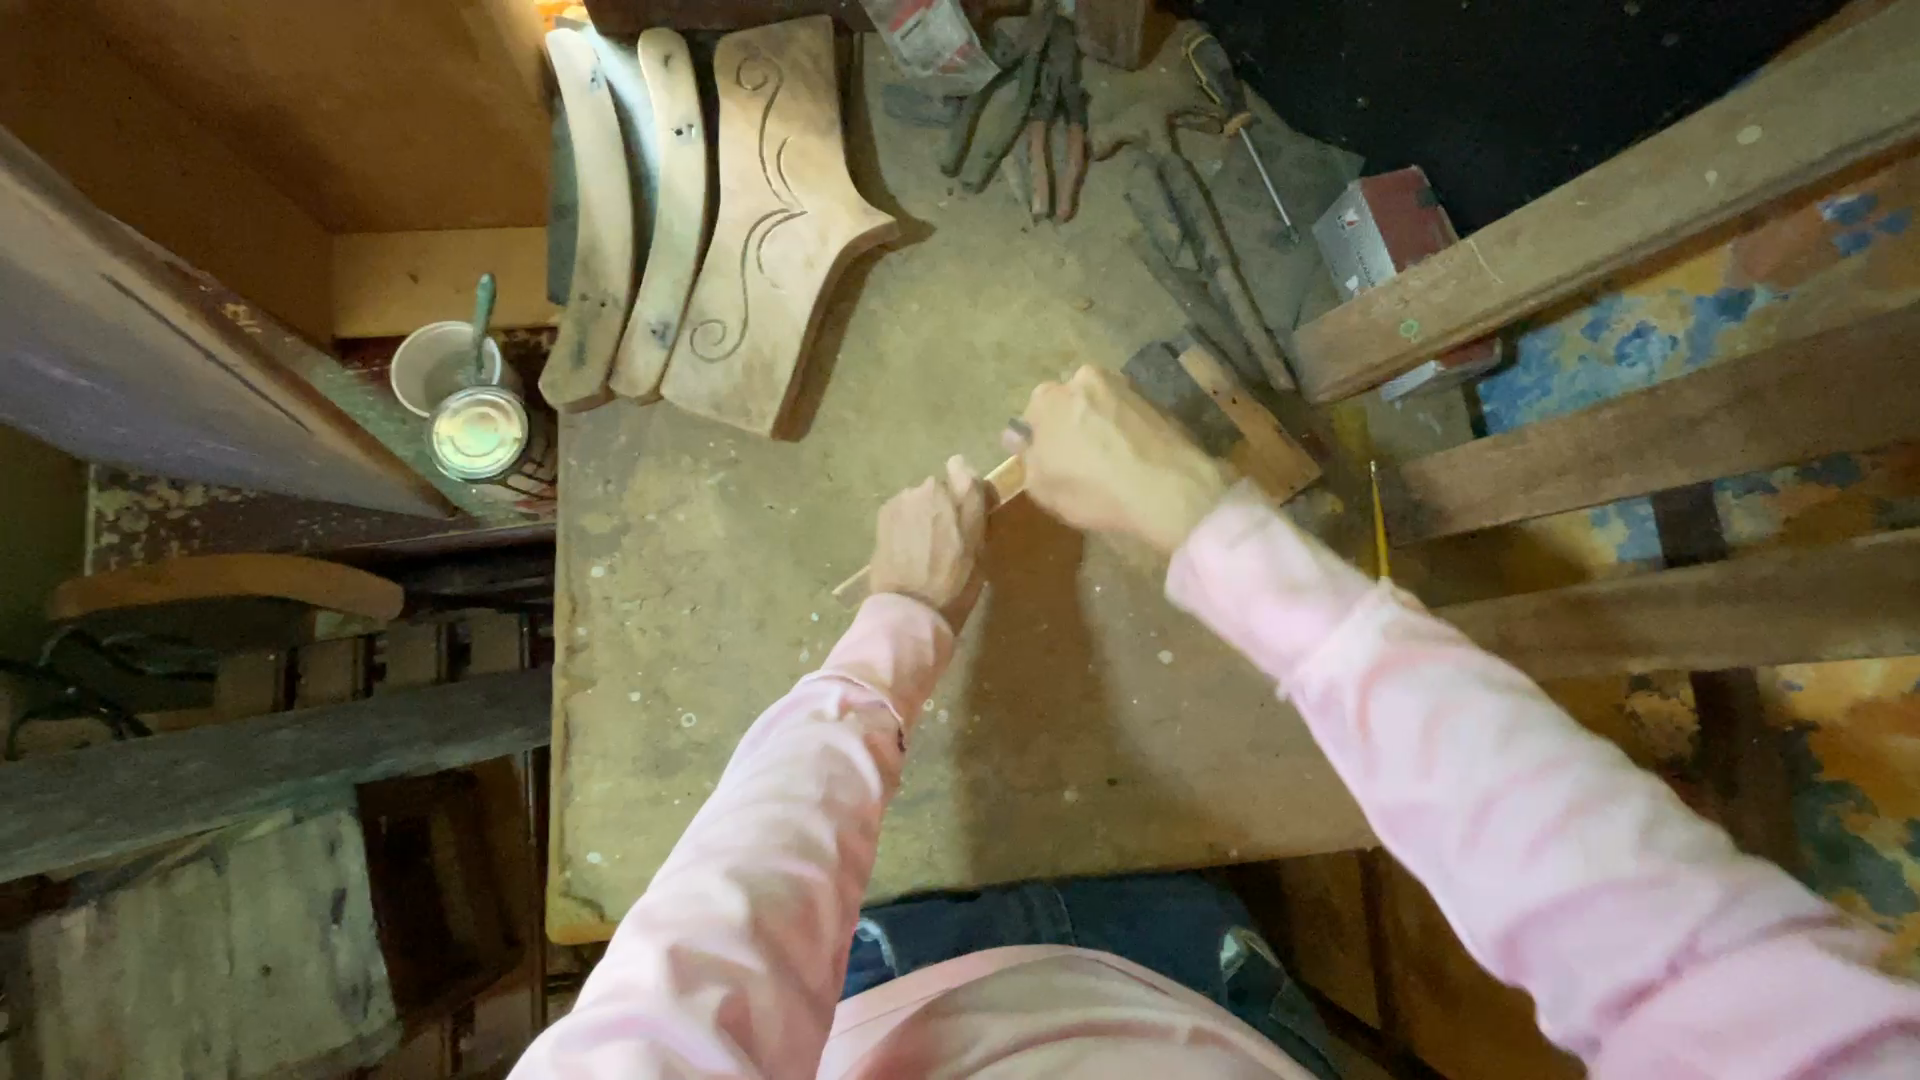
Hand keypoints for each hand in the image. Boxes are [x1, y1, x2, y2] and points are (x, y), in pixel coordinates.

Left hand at [868, 456, 989, 627]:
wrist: (910, 606)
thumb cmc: (955, 586)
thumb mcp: (980, 552)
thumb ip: (976, 512)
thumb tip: (969, 486)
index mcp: (964, 497)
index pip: (966, 473)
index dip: (966, 488)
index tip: (965, 509)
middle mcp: (934, 487)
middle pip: (939, 488)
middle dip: (941, 505)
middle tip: (942, 538)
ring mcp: (906, 497)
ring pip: (918, 499)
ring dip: (920, 514)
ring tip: (920, 547)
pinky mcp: (885, 511)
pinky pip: (900, 509)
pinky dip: (903, 522)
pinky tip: (904, 548)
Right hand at [1007, 365, 1228, 554]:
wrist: (1167, 489)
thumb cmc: (1092, 490)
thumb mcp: (1042, 487)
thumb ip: (1025, 457)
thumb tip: (1017, 436)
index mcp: (1048, 398)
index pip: (1032, 415)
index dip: (1039, 440)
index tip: (1049, 462)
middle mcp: (1084, 379)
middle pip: (1069, 404)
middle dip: (1070, 425)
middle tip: (1079, 461)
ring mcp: (1124, 386)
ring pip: (1101, 406)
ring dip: (1100, 425)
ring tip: (1110, 461)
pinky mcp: (1156, 400)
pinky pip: (1129, 415)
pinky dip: (1127, 431)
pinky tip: (1133, 458)